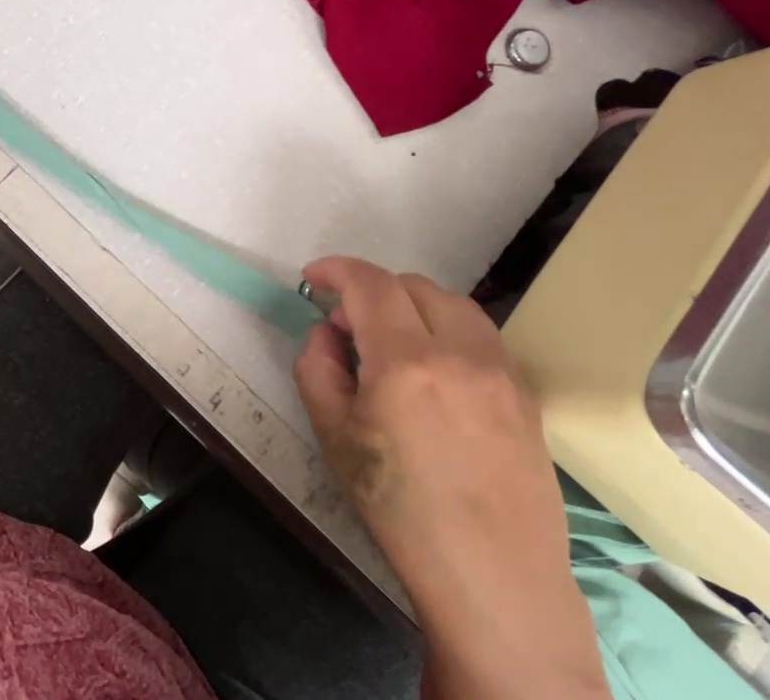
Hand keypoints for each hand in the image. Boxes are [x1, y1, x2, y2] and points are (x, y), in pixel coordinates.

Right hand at [295, 256, 606, 699]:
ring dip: (412, 304)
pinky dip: (446, 329)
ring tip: (386, 340)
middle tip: (342, 323)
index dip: (335, 271)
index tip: (311, 280)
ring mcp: (503, 373)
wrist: (490, 567)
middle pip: (415, 286)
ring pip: (455, 305)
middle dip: (371, 288)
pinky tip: (427, 368)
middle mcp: (461, 354)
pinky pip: (481, 336)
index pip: (371, 285)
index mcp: (406, 361)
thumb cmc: (396, 502)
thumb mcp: (331, 432)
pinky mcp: (526, 395)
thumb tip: (327, 334)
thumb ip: (318, 368)